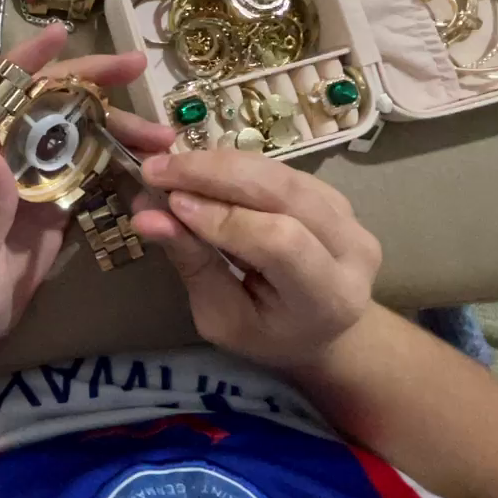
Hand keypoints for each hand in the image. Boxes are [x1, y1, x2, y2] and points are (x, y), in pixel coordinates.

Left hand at [0, 25, 174, 369]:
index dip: (24, 64)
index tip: (60, 35)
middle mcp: (4, 163)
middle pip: (46, 107)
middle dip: (89, 82)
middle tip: (137, 66)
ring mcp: (31, 183)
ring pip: (75, 137)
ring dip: (116, 129)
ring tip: (164, 135)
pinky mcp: (52, 207)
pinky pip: (87, 173)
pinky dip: (118, 165)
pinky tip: (151, 166)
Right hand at [133, 150, 381, 369]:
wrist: (324, 329)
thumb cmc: (267, 334)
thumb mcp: (221, 317)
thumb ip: (192, 264)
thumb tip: (147, 217)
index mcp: (329, 296)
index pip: (280, 241)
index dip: (222, 217)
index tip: (168, 204)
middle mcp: (351, 247)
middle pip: (281, 191)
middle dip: (212, 174)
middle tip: (156, 170)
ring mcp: (347, 214)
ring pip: (277, 171)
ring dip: (216, 163)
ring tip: (169, 166)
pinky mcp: (331, 193)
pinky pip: (276, 168)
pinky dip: (230, 164)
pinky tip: (197, 169)